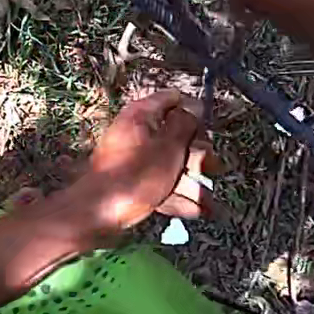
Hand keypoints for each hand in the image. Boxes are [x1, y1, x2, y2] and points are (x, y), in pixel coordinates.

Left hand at [53, 91, 212, 240]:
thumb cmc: (136, 175)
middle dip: (199, 156)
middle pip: (176, 137)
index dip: (194, 111)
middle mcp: (137, 133)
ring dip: (192, 183)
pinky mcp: (132, 184)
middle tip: (215, 169)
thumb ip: (185, 125)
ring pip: (171, 166)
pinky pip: (159, 186)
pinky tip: (196, 212)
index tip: (209, 127)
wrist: (98, 213)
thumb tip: (194, 105)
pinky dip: (176, 197)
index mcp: (142, 115)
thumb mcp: (168, 147)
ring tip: (210, 202)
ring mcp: (133, 160)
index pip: (173, 99)